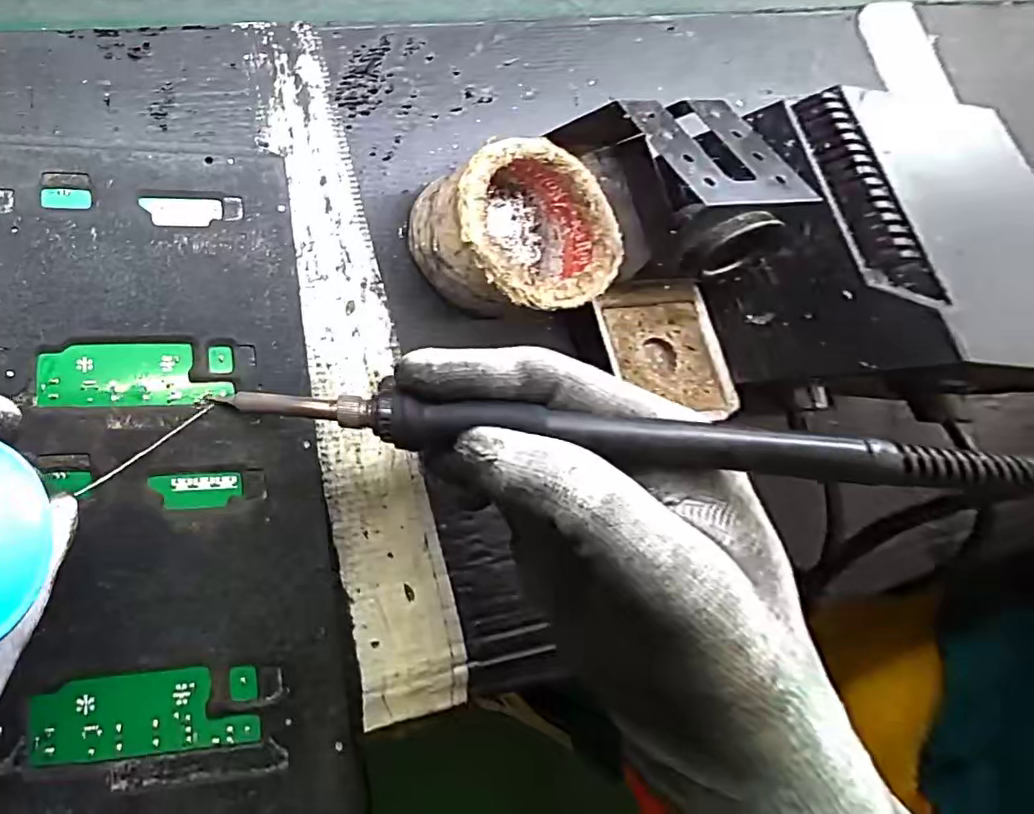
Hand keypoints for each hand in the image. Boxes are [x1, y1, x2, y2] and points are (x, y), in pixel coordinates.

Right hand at [395, 347, 899, 813]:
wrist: (711, 734)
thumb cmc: (722, 659)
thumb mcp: (670, 577)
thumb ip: (584, 502)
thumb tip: (473, 443)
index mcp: (659, 437)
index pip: (552, 383)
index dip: (475, 372)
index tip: (410, 374)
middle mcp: (607, 447)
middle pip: (507, 400)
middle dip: (440, 400)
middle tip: (383, 405)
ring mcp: (567, 478)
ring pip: (484, 431)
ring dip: (436, 431)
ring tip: (400, 439)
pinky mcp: (535, 513)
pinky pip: (478, 471)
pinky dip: (447, 468)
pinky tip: (446, 486)